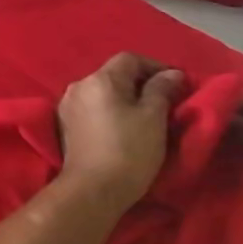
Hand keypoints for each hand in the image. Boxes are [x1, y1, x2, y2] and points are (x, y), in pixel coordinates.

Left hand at [57, 53, 184, 210]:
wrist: (93, 185)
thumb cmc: (129, 149)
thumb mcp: (153, 118)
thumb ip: (161, 90)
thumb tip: (172, 73)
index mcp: (99, 79)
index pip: (129, 58)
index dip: (155, 66)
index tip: (178, 84)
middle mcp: (78, 84)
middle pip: (113, 73)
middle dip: (141, 82)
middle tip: (166, 101)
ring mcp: (67, 102)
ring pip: (102, 90)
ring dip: (125, 96)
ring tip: (147, 114)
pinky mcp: (65, 121)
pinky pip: (91, 105)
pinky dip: (109, 108)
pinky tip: (123, 125)